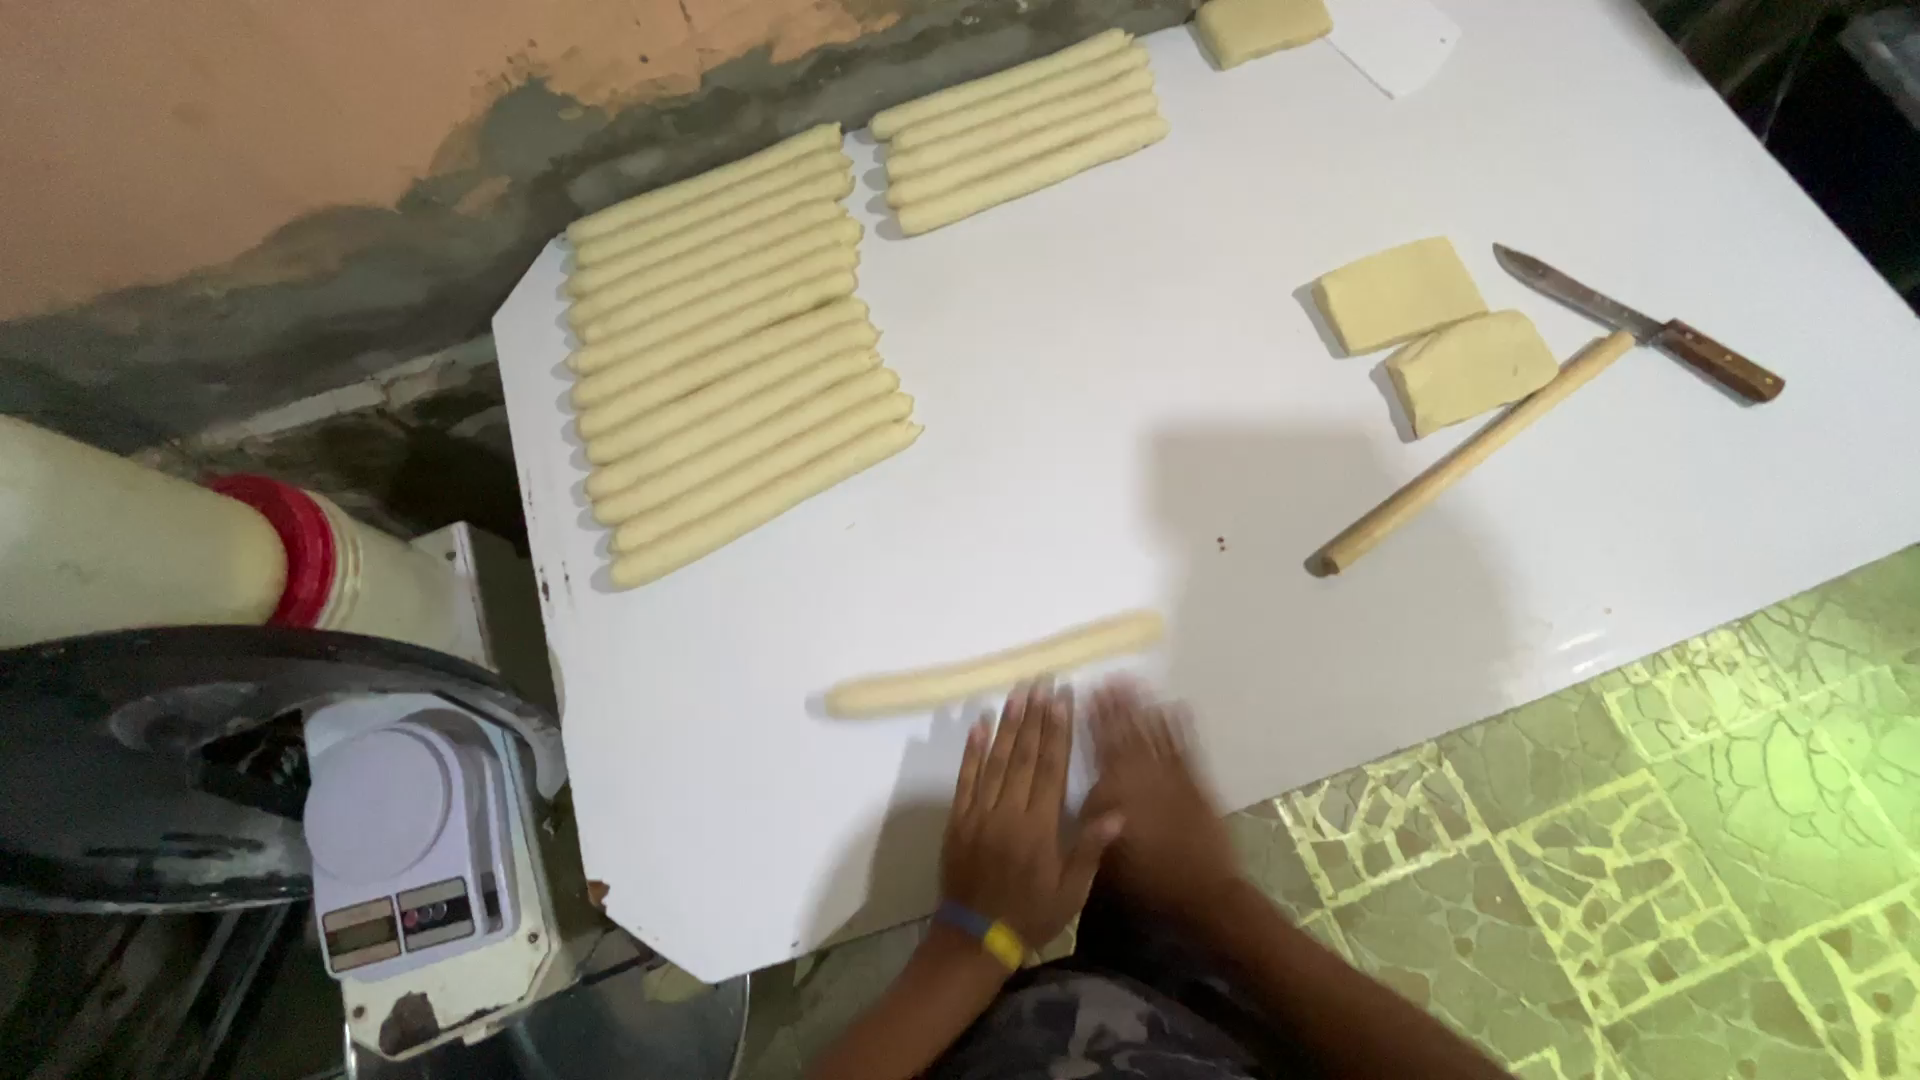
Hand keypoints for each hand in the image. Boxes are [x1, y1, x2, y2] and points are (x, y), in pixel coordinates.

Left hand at [941, 682, 1124, 949]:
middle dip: (1033, 717)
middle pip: (1024, 756)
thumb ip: (1090, 848)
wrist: (976, 936)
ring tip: (1015, 695)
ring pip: (995, 761)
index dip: (1056, 732)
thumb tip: (1117, 812)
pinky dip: (972, 752)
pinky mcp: (958, 819)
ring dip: (1006, 725)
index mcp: (1039, 826)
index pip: (1050, 768)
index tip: (1061, 701)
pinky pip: (965, 779)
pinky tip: (978, 726)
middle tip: (1039, 684)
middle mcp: (1009, 811)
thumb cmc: (1031, 913)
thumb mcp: (1070, 890)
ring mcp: (979, 813)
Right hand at [1084, 679, 1242, 929]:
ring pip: (1153, 734)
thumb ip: (1094, 822)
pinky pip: (1185, 747)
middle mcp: (1143, 778)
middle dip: (1117, 705)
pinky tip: (1175, 705)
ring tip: (1135, 682)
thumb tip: (1084, 793)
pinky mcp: (1197, 783)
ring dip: (1143, 707)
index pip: (1100, 749)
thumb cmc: (1148, 881)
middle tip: (1110, 677)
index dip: (1093, 721)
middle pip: (1126, 734)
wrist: (1204, 893)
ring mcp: (1172, 777)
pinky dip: (1179, 726)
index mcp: (1117, 794)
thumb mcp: (1106, 857)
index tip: (1087, 695)